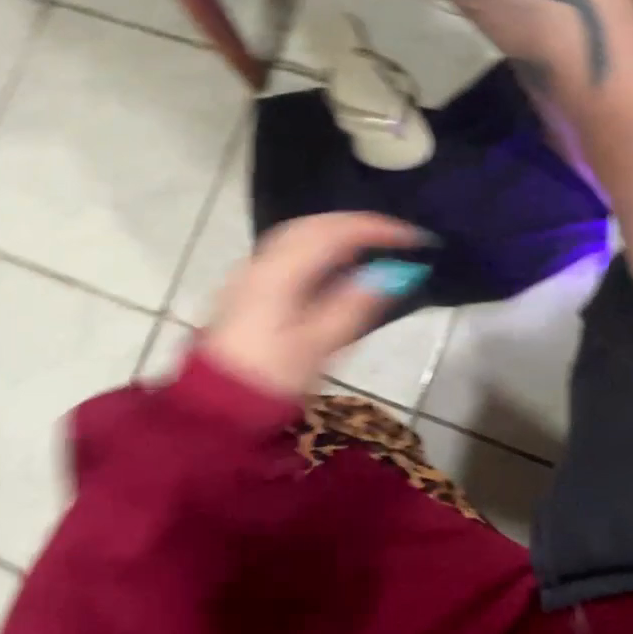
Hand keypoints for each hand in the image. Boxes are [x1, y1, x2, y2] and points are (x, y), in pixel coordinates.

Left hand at [202, 213, 429, 397]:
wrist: (219, 407)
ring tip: (369, 246)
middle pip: (312, 225)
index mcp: (280, 273)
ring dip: (335, 234)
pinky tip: (333, 265)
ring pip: (297, 236)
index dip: (376, 230)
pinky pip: (288, 252)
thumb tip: (391, 274)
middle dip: (356, 225)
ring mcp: (249, 274)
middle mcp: (261, 263)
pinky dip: (317, 248)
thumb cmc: (272, 379)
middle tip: (394, 237)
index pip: (334, 233)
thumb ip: (354, 306)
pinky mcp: (247, 290)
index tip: (413, 239)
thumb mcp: (319, 346)